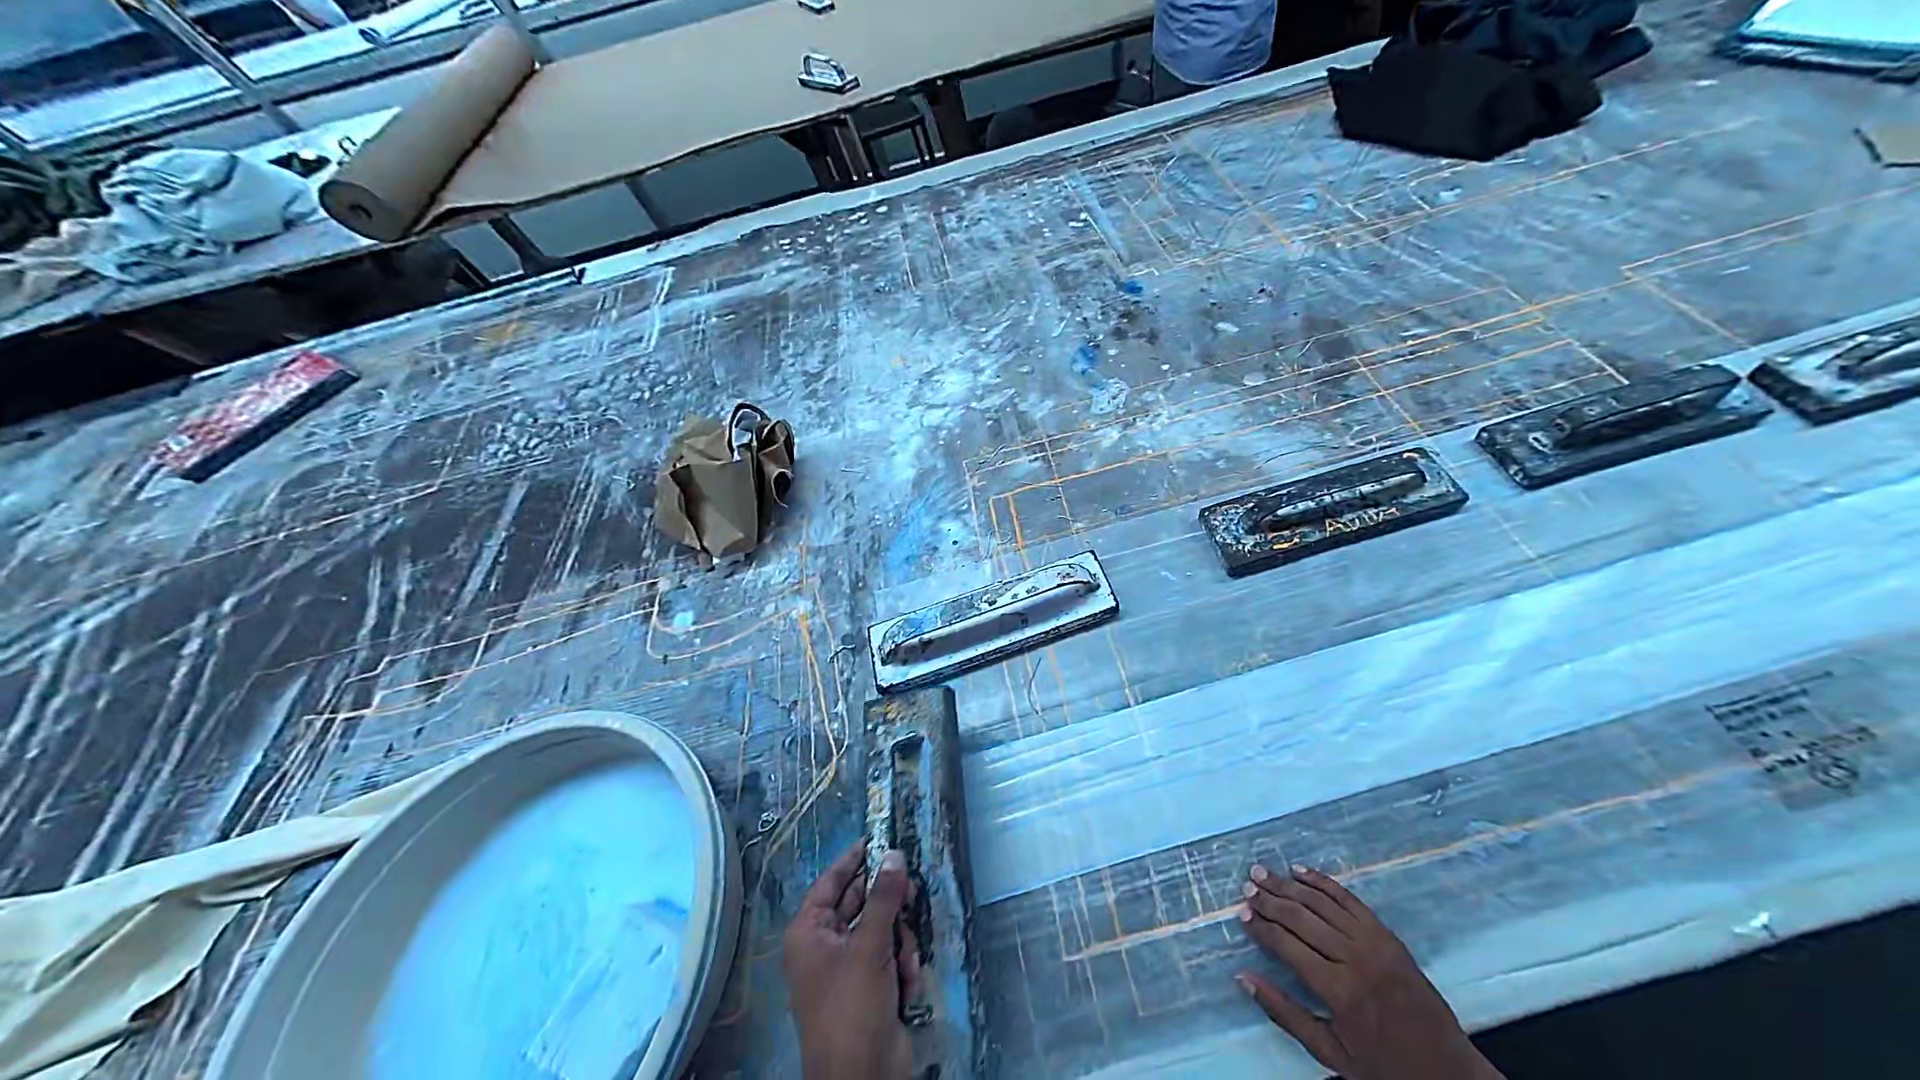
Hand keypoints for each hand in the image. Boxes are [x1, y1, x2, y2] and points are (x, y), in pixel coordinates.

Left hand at [782, 843, 921, 1079]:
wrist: (863, 1078)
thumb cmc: (851, 1007)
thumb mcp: (869, 946)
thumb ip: (884, 898)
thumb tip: (895, 855)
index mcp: (809, 932)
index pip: (831, 882)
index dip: (854, 860)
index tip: (878, 838)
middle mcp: (826, 945)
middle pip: (861, 904)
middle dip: (888, 904)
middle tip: (911, 889)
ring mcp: (850, 967)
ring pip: (883, 929)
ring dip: (899, 942)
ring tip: (903, 960)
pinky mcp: (872, 987)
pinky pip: (891, 956)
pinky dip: (901, 966)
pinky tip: (906, 983)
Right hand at [1236, 863, 1503, 1079]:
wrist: (1448, 1072)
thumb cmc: (1383, 1066)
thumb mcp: (1331, 1053)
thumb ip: (1285, 1013)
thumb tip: (1243, 978)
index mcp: (1339, 990)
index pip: (1287, 946)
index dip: (1261, 927)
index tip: (1241, 915)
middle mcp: (1355, 959)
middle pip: (1301, 918)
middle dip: (1269, 900)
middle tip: (1246, 886)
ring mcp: (1375, 943)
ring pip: (1321, 903)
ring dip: (1288, 885)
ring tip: (1262, 872)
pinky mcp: (1388, 936)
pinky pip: (1350, 900)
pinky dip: (1323, 882)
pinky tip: (1301, 871)